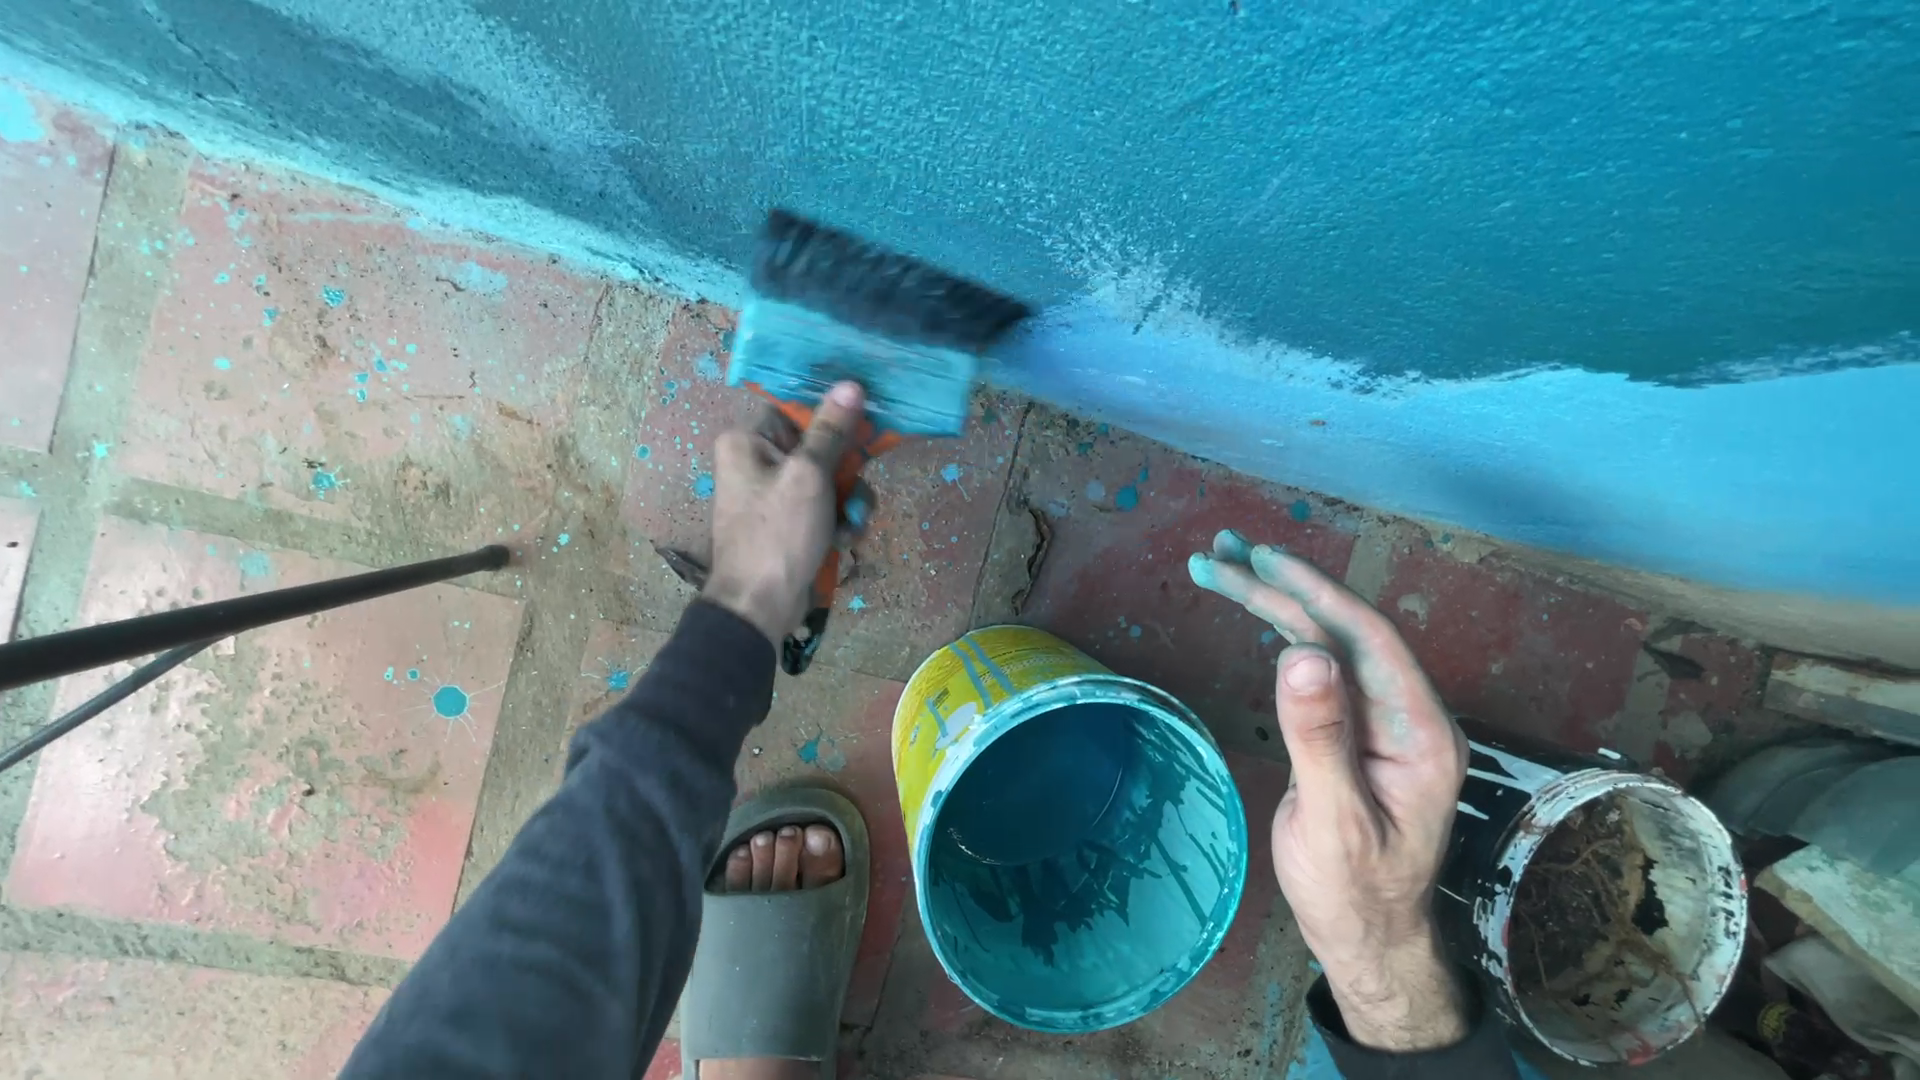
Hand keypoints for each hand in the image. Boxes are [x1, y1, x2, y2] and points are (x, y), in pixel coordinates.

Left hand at [703, 381, 865, 643]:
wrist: (761, 605)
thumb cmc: (778, 533)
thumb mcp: (808, 476)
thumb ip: (831, 431)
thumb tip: (851, 384)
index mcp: (748, 441)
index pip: (800, 411)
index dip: (836, 419)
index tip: (868, 426)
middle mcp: (757, 461)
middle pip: (821, 448)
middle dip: (847, 474)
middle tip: (856, 494)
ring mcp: (774, 495)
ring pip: (830, 480)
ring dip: (848, 502)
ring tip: (851, 526)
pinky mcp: (790, 522)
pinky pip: (825, 507)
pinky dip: (839, 522)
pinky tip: (843, 540)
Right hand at [1189, 530, 1470, 1050]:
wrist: (1366, 932)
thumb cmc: (1353, 888)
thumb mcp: (1334, 820)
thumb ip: (1320, 736)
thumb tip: (1299, 653)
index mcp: (1419, 731)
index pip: (1368, 638)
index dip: (1314, 591)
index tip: (1260, 561)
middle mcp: (1403, 711)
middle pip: (1339, 628)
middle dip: (1280, 585)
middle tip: (1219, 552)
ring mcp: (1377, 716)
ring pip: (1323, 639)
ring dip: (1273, 599)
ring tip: (1219, 565)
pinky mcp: (1350, 724)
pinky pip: (1315, 665)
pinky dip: (1278, 630)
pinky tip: (1254, 608)